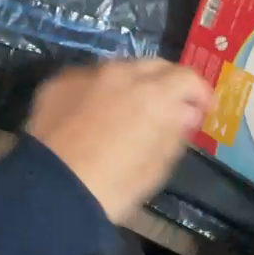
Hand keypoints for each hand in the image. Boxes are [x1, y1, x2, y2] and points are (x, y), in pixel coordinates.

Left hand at [28, 60, 212, 221]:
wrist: (52, 189)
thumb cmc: (114, 187)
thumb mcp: (157, 166)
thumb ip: (175, 132)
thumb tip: (185, 113)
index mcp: (153, 93)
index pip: (187, 77)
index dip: (199, 92)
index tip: (202, 109)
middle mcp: (120, 73)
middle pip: (153, 65)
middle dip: (166, 83)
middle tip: (168, 106)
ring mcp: (86, 74)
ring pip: (118, 69)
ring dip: (130, 84)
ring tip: (128, 109)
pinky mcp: (58, 82)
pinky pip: (86, 80)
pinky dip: (97, 92)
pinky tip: (92, 115)